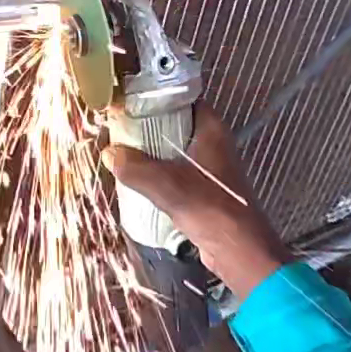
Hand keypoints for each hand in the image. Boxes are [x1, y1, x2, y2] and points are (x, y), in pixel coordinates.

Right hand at [102, 105, 289, 294]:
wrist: (242, 257)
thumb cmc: (212, 211)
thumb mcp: (168, 186)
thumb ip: (135, 167)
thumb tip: (107, 152)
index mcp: (210, 130)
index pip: (179, 97)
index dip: (153, 94)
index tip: (125, 98)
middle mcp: (211, 141)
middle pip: (171, 121)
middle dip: (144, 123)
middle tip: (115, 123)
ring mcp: (207, 165)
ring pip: (170, 146)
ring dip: (147, 148)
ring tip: (118, 146)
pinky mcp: (202, 187)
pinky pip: (172, 167)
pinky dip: (154, 168)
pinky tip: (133, 174)